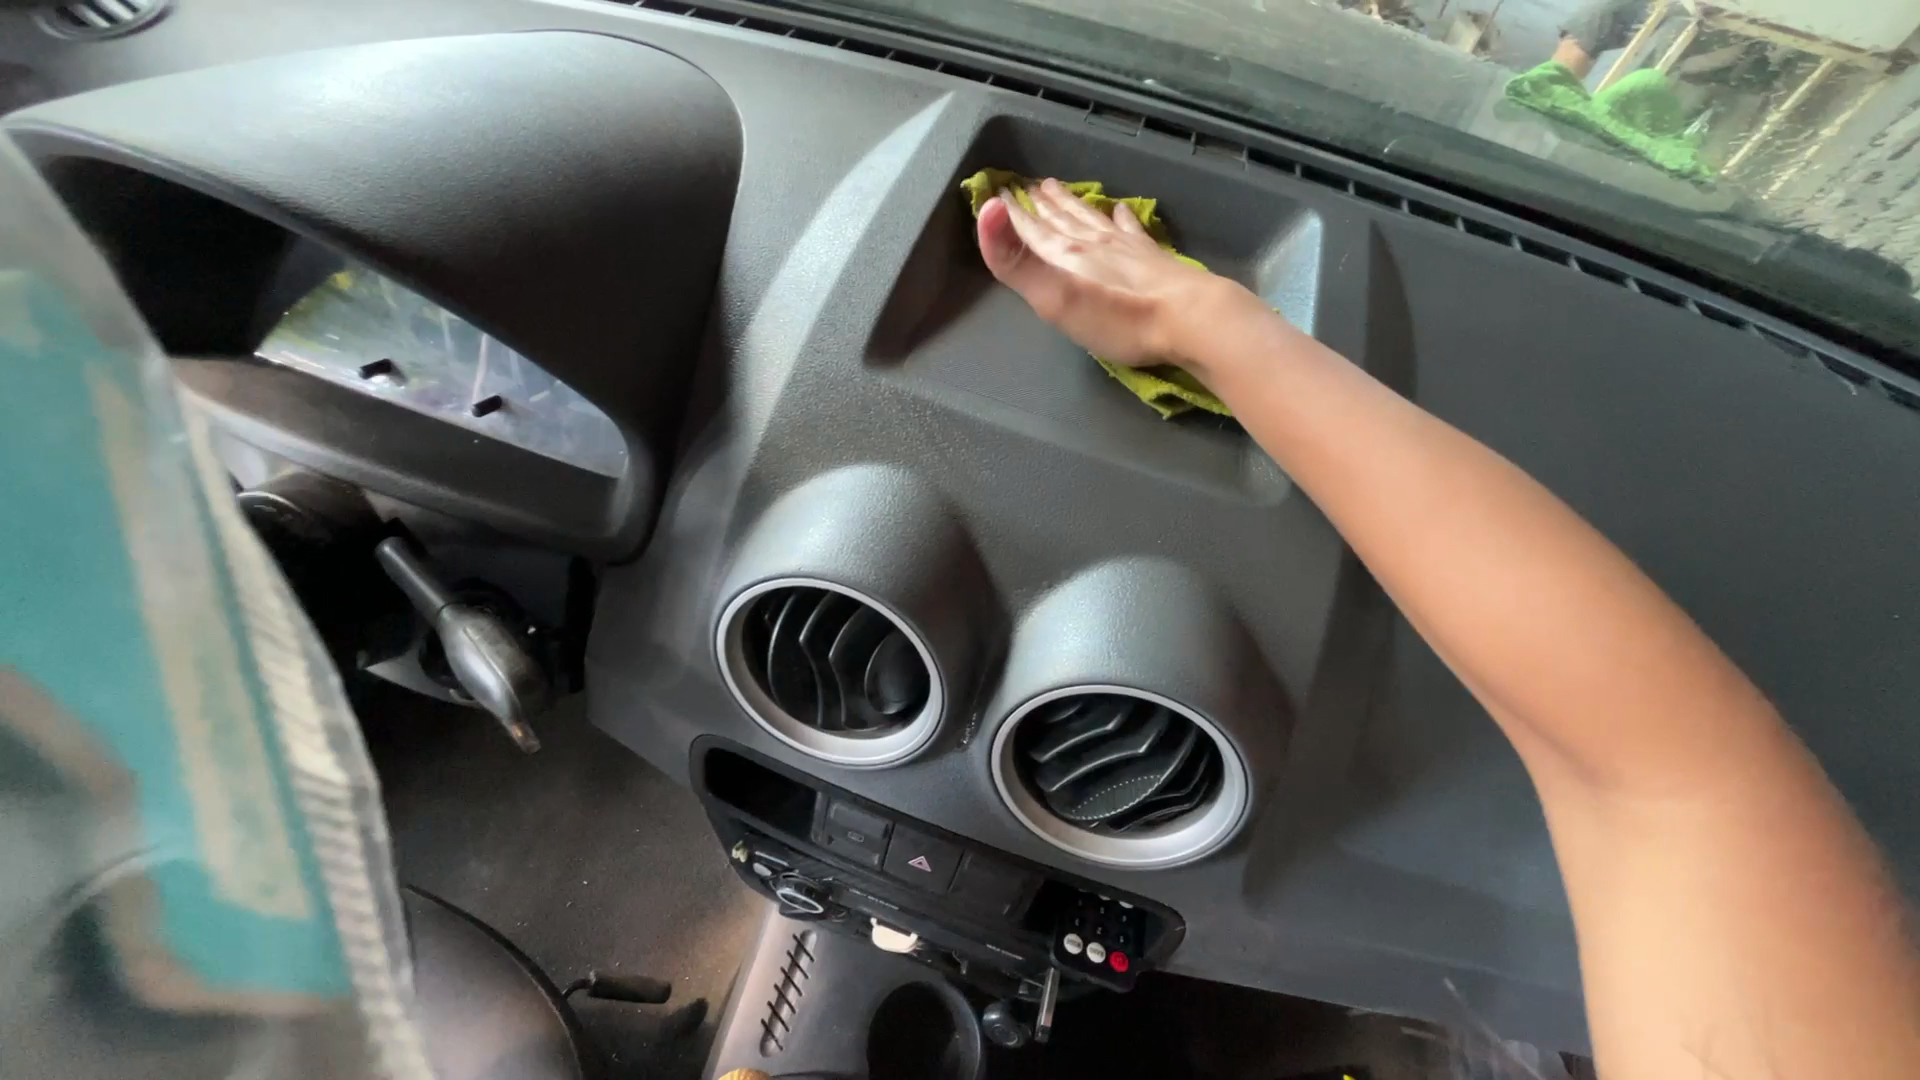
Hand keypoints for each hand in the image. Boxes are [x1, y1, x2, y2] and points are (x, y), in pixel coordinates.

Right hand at [976, 177, 1242, 368]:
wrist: (1188, 319)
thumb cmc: (1116, 318)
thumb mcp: (1054, 297)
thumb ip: (1016, 260)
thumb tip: (986, 209)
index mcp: (1065, 254)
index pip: (1031, 230)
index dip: (1011, 214)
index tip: (996, 193)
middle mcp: (1093, 244)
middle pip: (1061, 220)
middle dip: (1041, 206)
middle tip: (1027, 187)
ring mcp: (1127, 250)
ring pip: (1092, 220)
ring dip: (1073, 206)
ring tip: (1059, 190)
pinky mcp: (1155, 262)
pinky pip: (1132, 232)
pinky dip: (1122, 219)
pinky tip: (1123, 211)